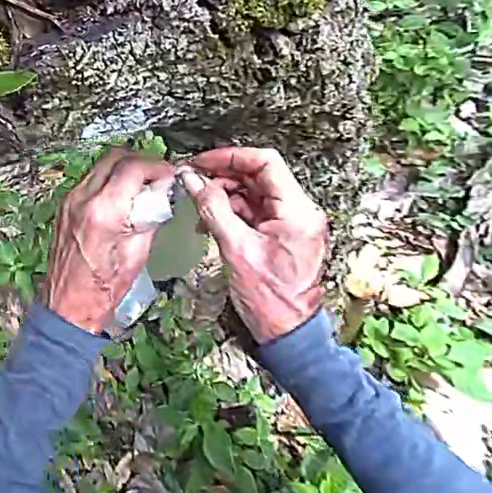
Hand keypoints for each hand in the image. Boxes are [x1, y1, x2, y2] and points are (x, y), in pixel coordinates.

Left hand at [44, 148, 176, 333]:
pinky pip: (90, 179)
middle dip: (140, 161)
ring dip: (123, 169)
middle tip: (156, 176)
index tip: (168, 175)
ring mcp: (70, 201)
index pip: (133, 167)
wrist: (67, 306)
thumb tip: (160, 194)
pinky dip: (109, 180)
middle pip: (115, 156)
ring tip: (141, 187)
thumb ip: (150, 217)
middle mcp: (83, 199)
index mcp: (104, 211)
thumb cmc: (102, 289)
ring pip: (101, 165)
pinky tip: (121, 197)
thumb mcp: (138, 253)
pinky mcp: (64, 207)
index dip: (156, 166)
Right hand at [179, 147, 328, 342]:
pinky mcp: (281, 234)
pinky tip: (209, 221)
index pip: (266, 163)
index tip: (202, 162)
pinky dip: (231, 211)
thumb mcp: (236, 249)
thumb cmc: (270, 299)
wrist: (288, 335)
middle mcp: (299, 212)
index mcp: (297, 211)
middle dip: (223, 175)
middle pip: (259, 176)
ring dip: (224, 193)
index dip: (231, 157)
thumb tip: (192, 180)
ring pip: (254, 192)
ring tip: (198, 204)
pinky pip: (254, 211)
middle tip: (193, 181)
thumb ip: (213, 209)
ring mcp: (291, 223)